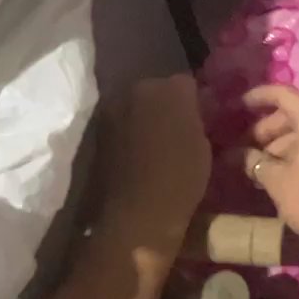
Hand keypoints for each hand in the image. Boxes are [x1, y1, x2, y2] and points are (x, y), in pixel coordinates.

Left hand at [95, 75, 210, 273]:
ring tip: (155, 144)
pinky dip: (128, 132)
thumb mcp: (202, 146)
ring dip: (144, 117)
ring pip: (135, 105)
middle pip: (156, 88)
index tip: (199, 119)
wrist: (134, 216)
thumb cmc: (179, 180)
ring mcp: (112, 108)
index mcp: (170, 89)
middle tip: (176, 130)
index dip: (193, 101)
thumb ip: (193, 119)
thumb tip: (189, 112)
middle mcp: (137, 89)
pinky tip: (136, 154)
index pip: (186, 83)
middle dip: (165, 104)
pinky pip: (120, 123)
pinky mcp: (96, 130)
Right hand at [235, 85, 298, 243]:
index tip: (240, 104)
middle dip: (267, 127)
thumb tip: (235, 154)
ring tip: (255, 162)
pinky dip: (292, 151)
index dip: (261, 96)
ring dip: (278, 142)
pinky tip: (273, 169)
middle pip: (294, 114)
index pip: (286, 95)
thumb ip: (253, 160)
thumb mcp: (275, 179)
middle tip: (245, 145)